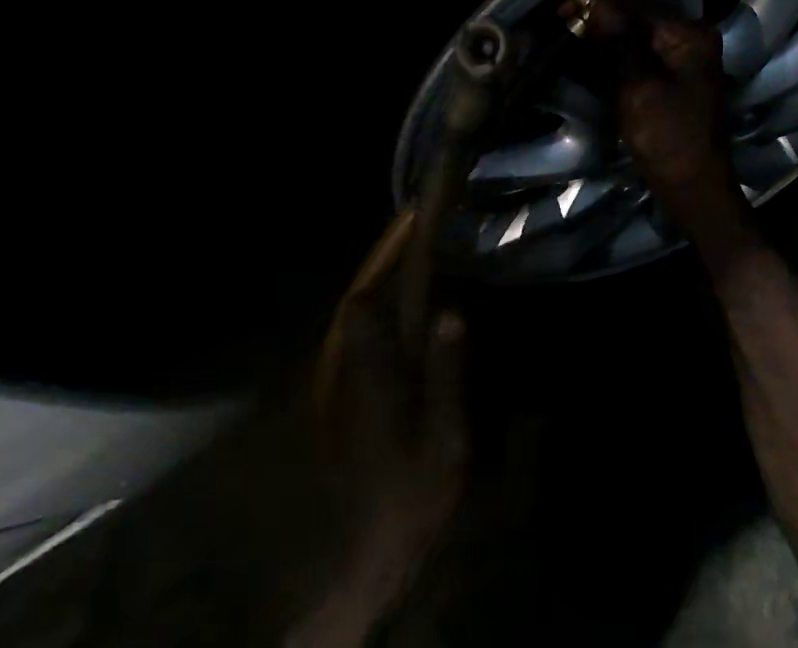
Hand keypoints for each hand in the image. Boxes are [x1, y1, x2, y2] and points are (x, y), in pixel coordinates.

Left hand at [294, 294, 466, 645]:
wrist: (374, 545)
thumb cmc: (412, 486)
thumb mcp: (444, 432)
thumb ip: (446, 371)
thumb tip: (450, 313)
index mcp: (373, 373)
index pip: (362, 309)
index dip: (379, 277)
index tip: (405, 252)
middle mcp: (352, 375)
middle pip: (358, 318)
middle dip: (383, 291)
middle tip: (421, 272)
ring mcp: (348, 395)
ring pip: (359, 339)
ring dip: (383, 315)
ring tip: (421, 301)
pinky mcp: (352, 412)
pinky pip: (364, 361)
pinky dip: (383, 343)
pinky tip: (412, 351)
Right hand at [567, 0, 759, 261]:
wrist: (691, 187)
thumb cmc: (668, 138)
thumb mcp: (638, 87)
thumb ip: (618, 42)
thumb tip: (595, 2)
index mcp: (688, 35)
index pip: (635, 5)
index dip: (597, 6)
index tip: (560, 11)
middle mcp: (688, 39)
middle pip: (634, 19)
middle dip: (597, 22)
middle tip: (559, 26)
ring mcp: (680, 60)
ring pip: (632, 39)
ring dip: (601, 40)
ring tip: (567, 41)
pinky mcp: (669, 80)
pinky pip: (635, 58)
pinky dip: (611, 59)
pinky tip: (587, 61)